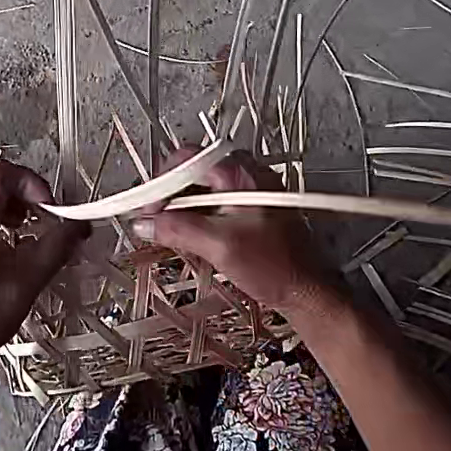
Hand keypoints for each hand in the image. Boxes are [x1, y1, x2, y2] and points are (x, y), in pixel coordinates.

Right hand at [133, 150, 343, 325]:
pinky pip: (216, 201)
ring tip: (174, 232)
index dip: (161, 183)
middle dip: (170, 196)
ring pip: (203, 187)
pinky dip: (199, 215)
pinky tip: (195, 237)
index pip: (186, 159)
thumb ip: (177, 229)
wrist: (307, 290)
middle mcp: (247, 173)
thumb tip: (143, 223)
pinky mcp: (253, 207)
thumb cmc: (274, 266)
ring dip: (183, 208)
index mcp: (240, 173)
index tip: (149, 209)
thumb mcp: (218, 246)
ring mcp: (251, 189)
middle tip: (157, 220)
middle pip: (193, 171)